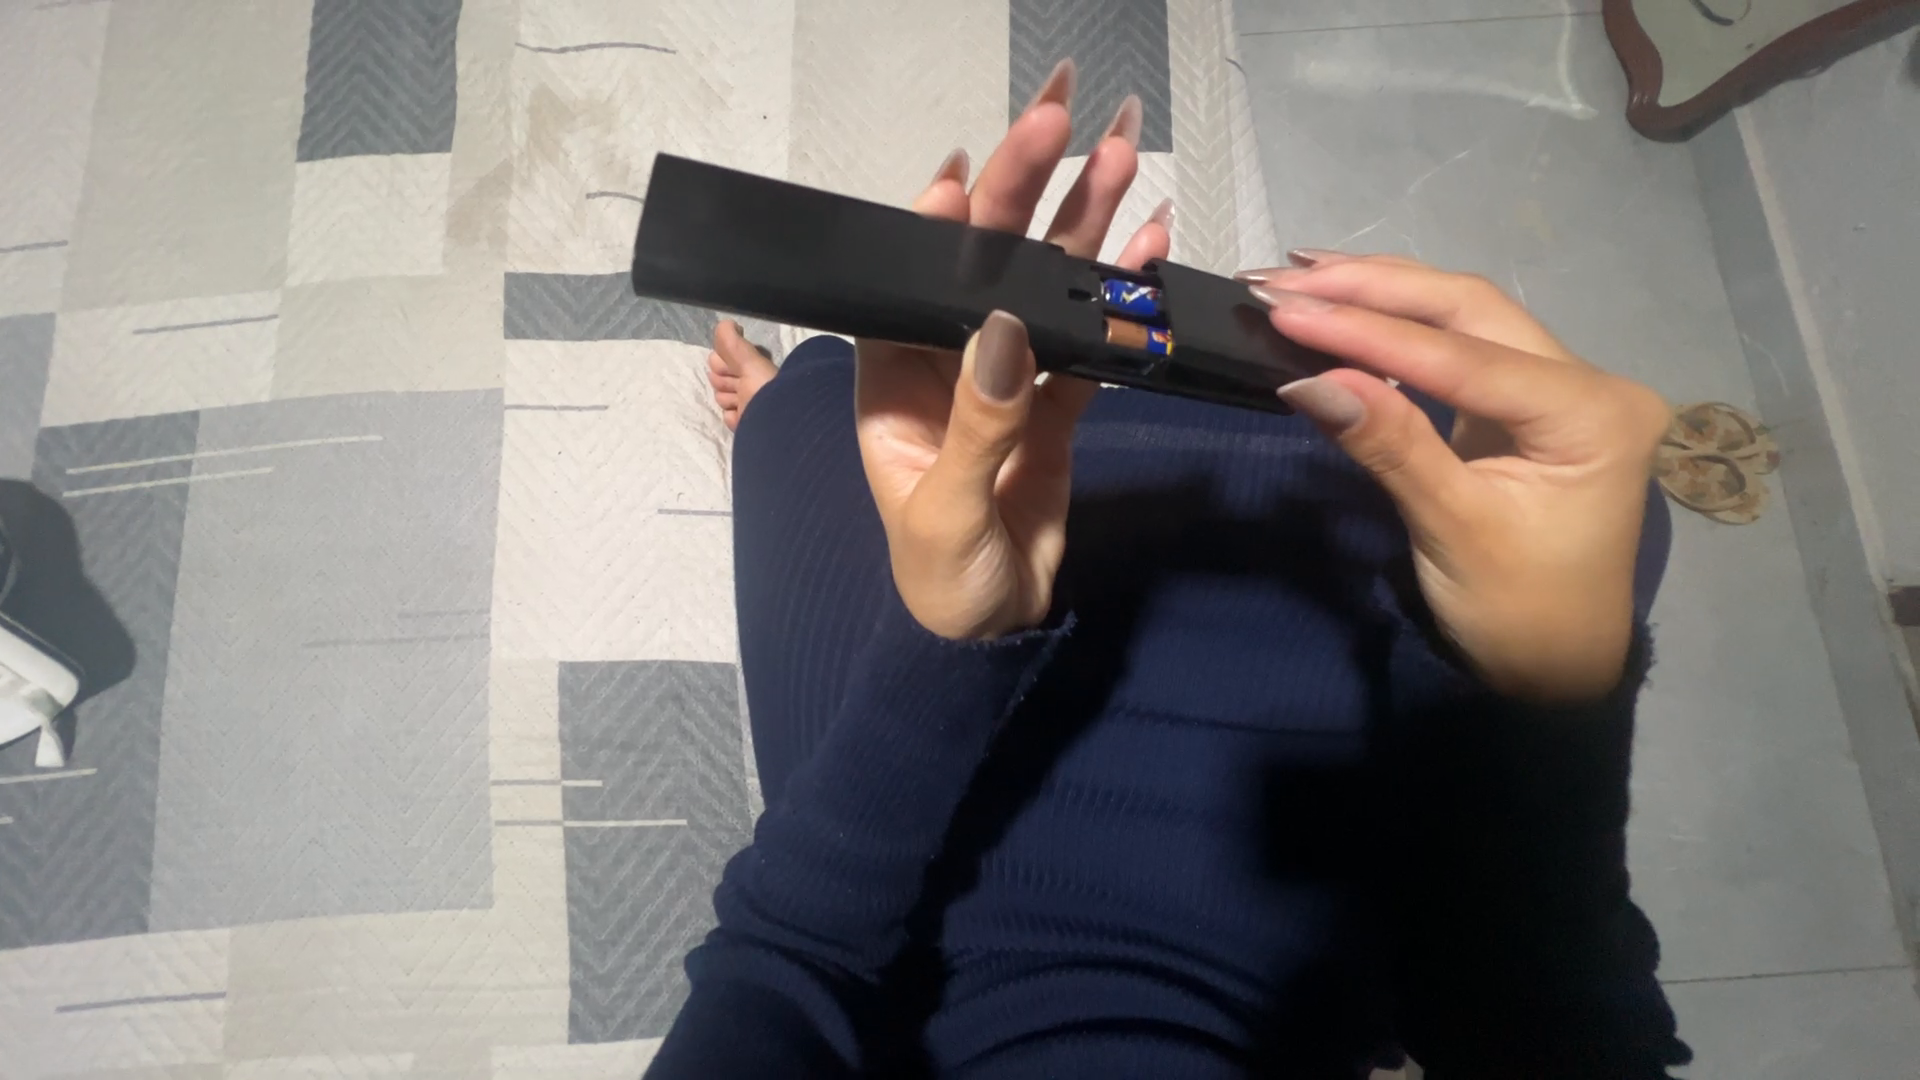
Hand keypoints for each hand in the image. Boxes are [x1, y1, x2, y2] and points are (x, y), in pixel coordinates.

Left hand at [859, 60, 1171, 639]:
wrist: (995, 629)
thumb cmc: (941, 581)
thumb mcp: (943, 510)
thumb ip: (975, 424)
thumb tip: (1003, 330)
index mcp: (892, 388)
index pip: (903, 292)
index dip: (930, 234)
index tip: (963, 178)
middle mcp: (946, 370)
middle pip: (980, 273)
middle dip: (1018, 199)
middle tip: (1060, 122)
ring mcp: (1007, 384)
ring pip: (1041, 295)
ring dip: (1079, 230)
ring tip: (1120, 158)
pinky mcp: (1054, 408)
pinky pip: (1088, 346)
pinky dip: (1118, 304)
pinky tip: (1146, 251)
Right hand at [1243, 252, 1668, 702]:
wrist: (1553, 662)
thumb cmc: (1514, 608)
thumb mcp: (1451, 528)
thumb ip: (1388, 444)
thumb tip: (1309, 380)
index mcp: (1589, 414)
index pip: (1459, 355)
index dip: (1367, 332)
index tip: (1286, 310)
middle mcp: (1581, 382)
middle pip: (1468, 309)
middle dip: (1372, 287)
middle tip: (1284, 276)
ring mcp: (1549, 390)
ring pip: (1460, 318)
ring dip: (1379, 293)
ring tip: (1302, 273)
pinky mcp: (1513, 407)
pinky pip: (1450, 350)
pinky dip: (1392, 327)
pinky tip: (1349, 307)